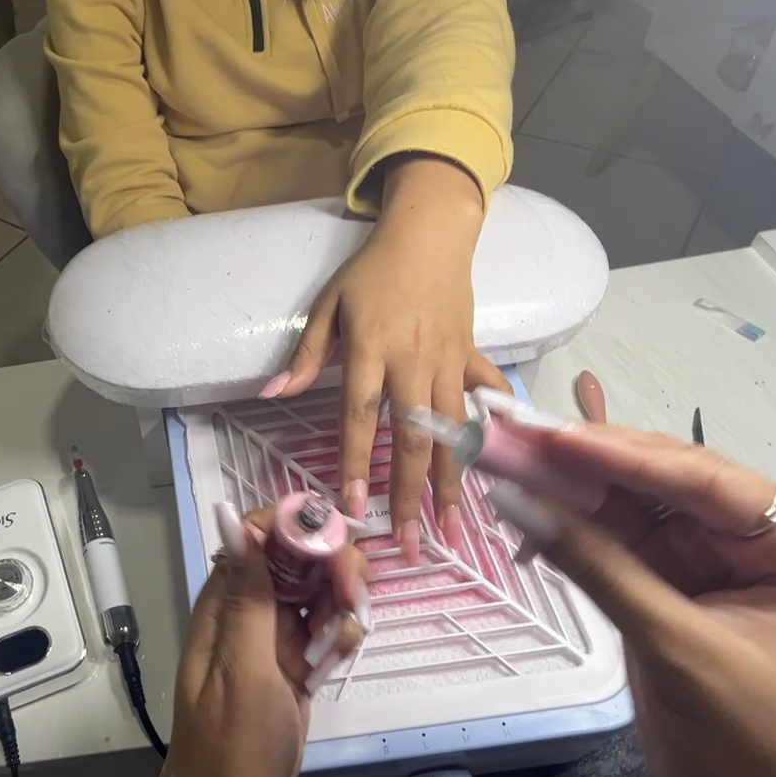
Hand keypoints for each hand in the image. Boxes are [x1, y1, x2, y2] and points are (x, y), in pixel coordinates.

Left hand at [100, 505, 365, 776]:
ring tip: (339, 640)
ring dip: (338, 604)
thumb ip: (249, 596)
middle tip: (351, 598)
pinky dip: (337, 637)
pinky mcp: (293, 665)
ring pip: (316, 592)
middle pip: (297, 558)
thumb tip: (234, 520)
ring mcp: (273, 638)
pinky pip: (324, 630)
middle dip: (330, 567)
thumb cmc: (230, 749)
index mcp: (225, 602)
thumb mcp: (243, 670)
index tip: (334, 544)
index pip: (258, 536)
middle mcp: (248, 610)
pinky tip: (334, 660)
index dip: (296, 528)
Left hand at [269, 157, 509, 563]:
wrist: (428, 235)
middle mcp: (413, 363)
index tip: (354, 505)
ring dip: (453, 480)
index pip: (359, 416)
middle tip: (412, 541)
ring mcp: (449, 362)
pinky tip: (503, 464)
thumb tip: (272, 393)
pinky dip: (495, 428)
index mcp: (370, 350)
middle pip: (413, 438)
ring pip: (453, 430)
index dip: (356, 462)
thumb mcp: (328, 305)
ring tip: (454, 525)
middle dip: (410, 493)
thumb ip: (306, 354)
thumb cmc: (370, 273)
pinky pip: (486, 396)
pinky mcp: (473, 355)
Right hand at [488, 425, 775, 776]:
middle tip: (513, 436)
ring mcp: (709, 562)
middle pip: (661, 481)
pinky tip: (525, 513)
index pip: (703, 479)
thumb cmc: (763, 749)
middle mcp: (759, 540)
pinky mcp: (669, 586)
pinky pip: (611, 543)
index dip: (619, 452)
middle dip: (585, 463)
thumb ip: (596, 565)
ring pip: (628, 507)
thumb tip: (511, 496)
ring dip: (568, 490)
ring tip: (505, 463)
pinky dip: (568, 531)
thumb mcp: (679, 648)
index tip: (547, 433)